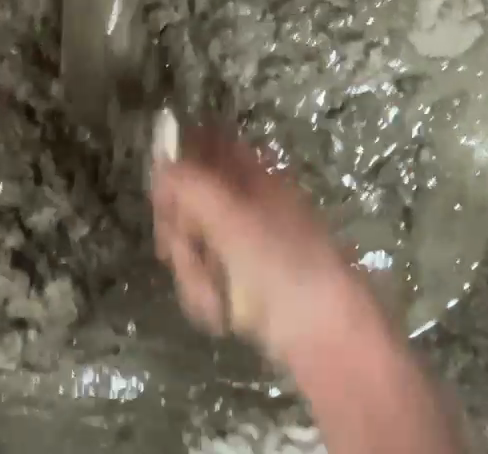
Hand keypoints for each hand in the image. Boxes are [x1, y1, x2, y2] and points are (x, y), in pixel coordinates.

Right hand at [149, 128, 376, 364]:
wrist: (326, 338)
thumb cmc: (282, 267)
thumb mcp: (232, 218)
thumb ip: (191, 183)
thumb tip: (161, 161)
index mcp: (254, 178)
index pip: (207, 150)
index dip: (179, 164)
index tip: (162, 194)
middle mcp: (248, 206)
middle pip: (190, 199)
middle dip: (178, 229)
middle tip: (177, 250)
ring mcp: (244, 246)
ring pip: (192, 241)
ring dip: (191, 269)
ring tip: (210, 294)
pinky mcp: (241, 282)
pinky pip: (203, 275)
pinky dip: (204, 294)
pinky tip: (217, 313)